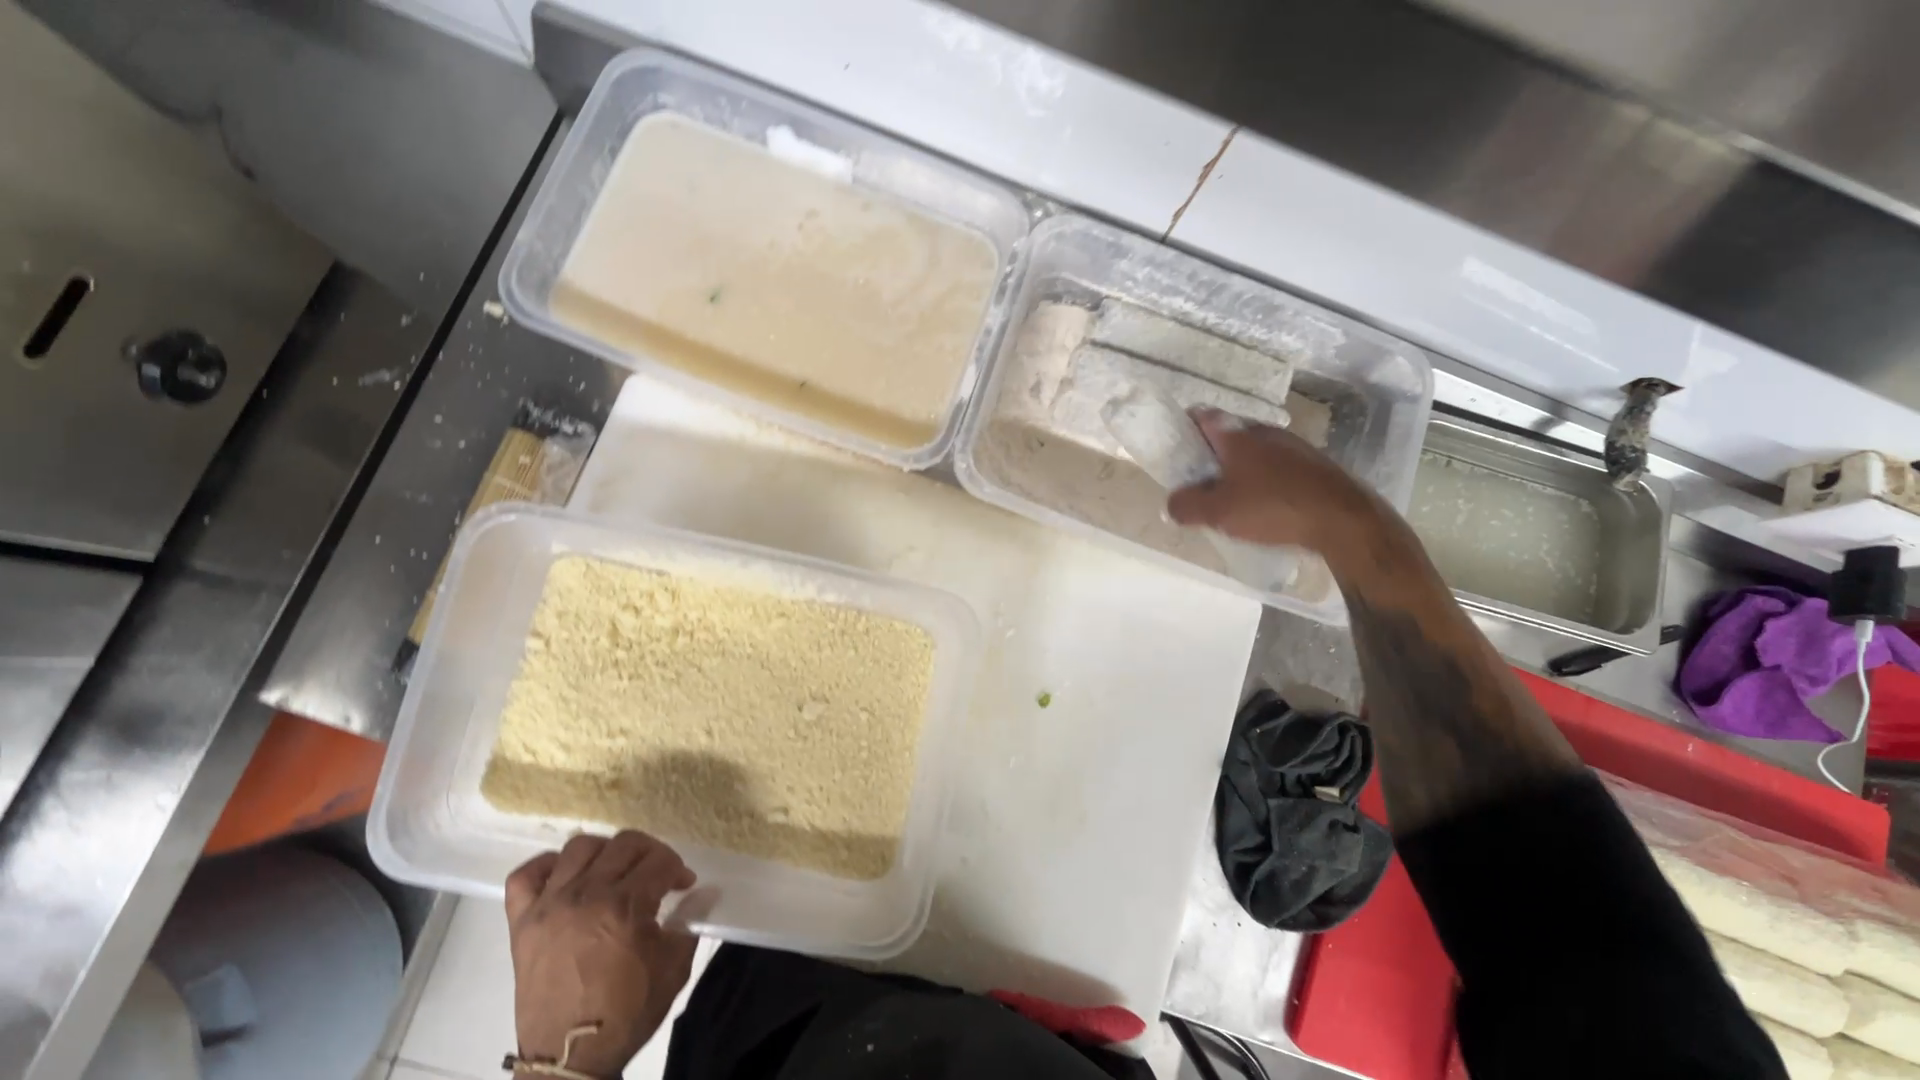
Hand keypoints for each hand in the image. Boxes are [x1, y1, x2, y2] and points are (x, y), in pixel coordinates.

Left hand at [505, 832, 698, 1078]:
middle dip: (650, 853)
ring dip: (605, 852)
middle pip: (624, 844)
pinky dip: (547, 867)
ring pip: (579, 847)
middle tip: (656, 875)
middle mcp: (586, 895)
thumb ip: (689, 923)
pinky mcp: (522, 922)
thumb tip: (702, 894)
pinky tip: (565, 877)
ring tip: (614, 873)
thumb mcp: (674, 967)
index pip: (660, 861)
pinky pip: (526, 876)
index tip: (683, 886)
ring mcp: (549, 905)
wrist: (571, 1056)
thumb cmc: (627, 1012)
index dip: (678, 869)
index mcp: (626, 906)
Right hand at [1167, 409, 1391, 555]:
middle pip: (1229, 436)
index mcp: (1237, 436)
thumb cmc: (1272, 507)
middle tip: (1200, 481)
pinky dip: (1266, 481)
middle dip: (1212, 456)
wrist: (1343, 519)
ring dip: (1241, 470)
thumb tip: (1171, 503)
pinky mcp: (1314, 465)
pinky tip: (1267, 506)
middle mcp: (1265, 432)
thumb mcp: (1218, 513)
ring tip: (1233, 498)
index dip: (1186, 426)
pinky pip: (1279, 468)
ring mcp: (1294, 447)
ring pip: (1256, 452)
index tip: (1176, 447)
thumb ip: (1187, 506)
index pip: (1203, 415)